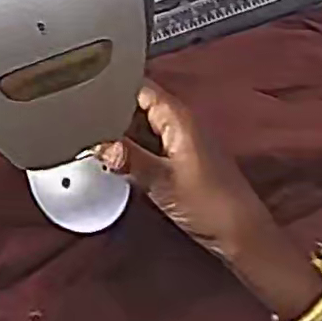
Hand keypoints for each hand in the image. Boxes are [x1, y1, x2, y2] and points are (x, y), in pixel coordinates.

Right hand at [99, 83, 321, 313]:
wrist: (244, 236)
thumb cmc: (211, 205)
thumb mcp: (162, 181)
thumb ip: (128, 159)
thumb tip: (98, 144)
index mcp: (177, 116)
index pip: (138, 85)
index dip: (112, 83)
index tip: (83, 87)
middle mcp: (178, 120)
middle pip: (136, 102)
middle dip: (110, 107)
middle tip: (77, 113)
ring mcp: (179, 138)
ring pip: (139, 122)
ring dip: (118, 128)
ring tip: (87, 131)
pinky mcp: (178, 156)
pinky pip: (147, 139)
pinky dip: (129, 144)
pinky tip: (111, 154)